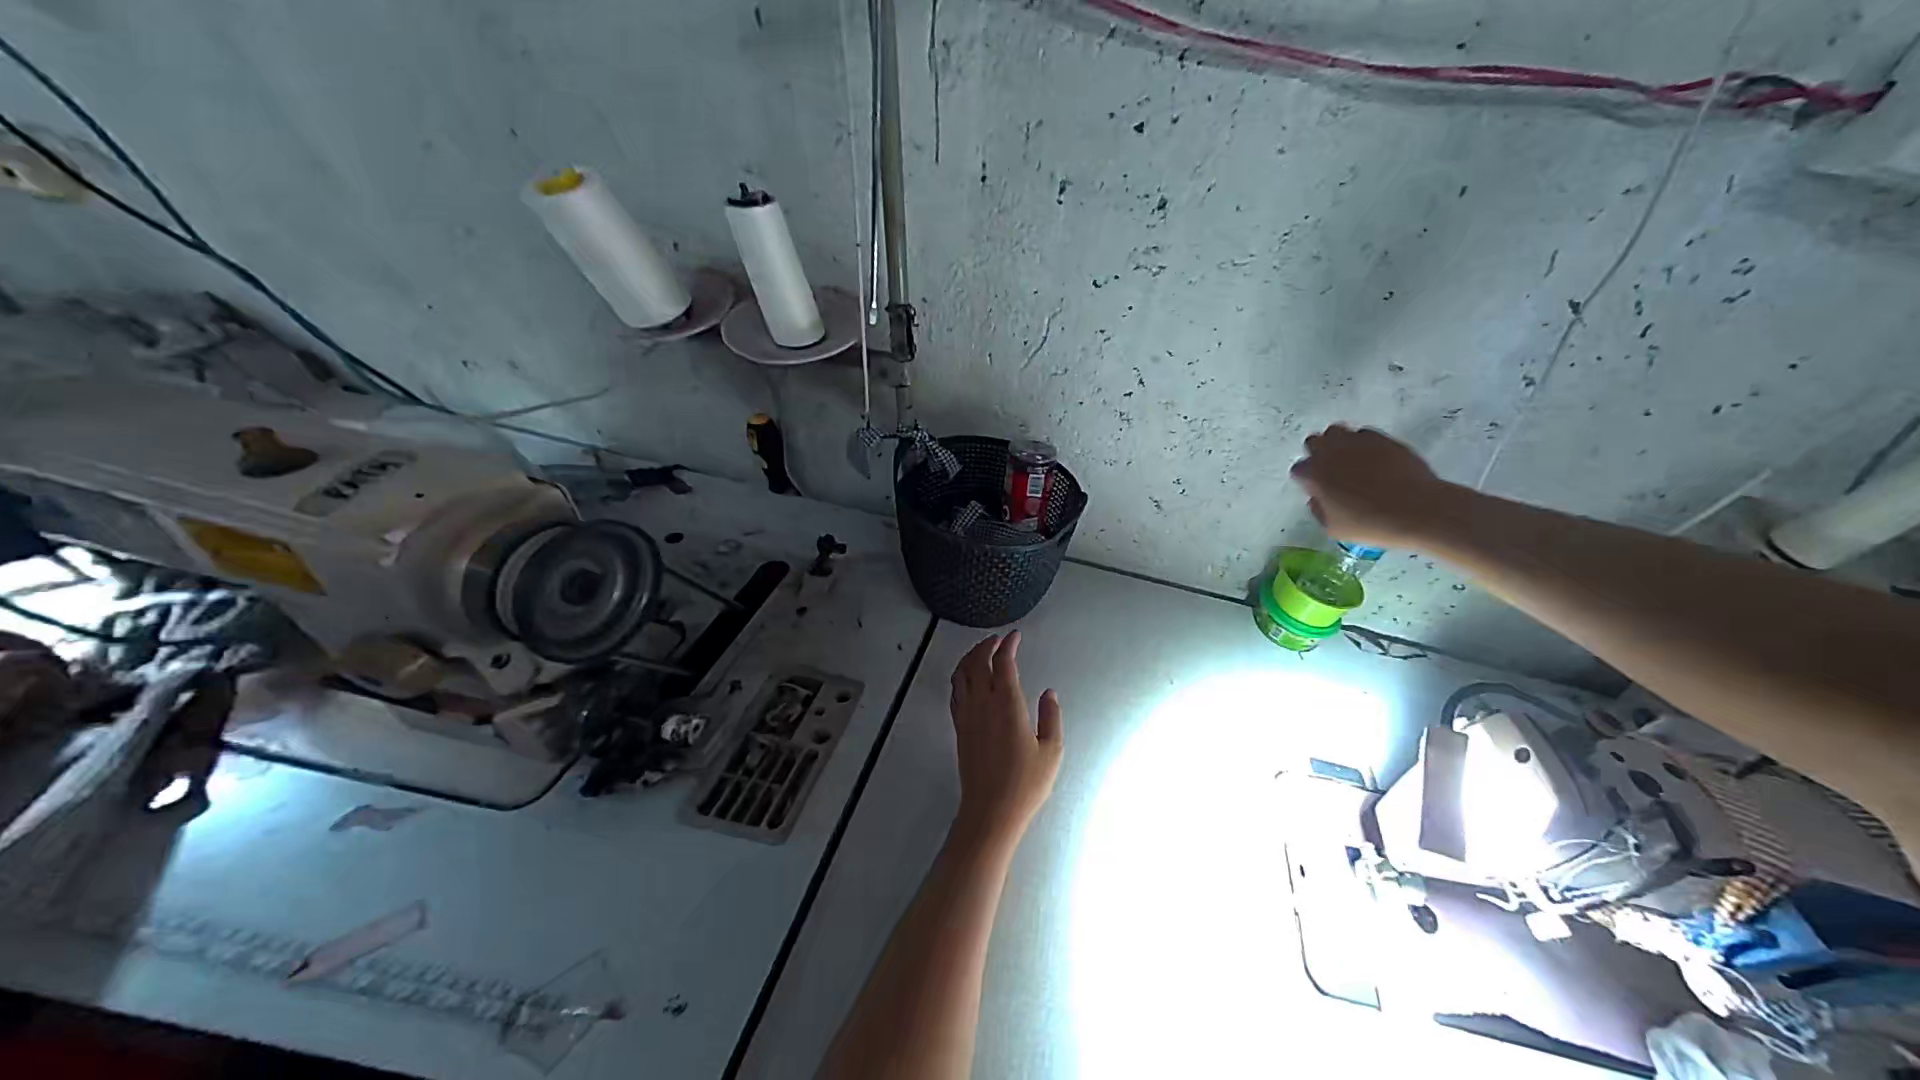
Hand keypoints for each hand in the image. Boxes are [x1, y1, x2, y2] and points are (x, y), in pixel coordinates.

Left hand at [948, 631, 1063, 844]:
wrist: (990, 810)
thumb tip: (1049, 693)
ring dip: (970, 657)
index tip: (1015, 636)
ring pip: (961, 674)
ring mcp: (967, 714)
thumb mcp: (1052, 751)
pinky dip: (960, 675)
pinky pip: (955, 691)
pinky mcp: (959, 727)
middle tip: (998, 640)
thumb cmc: (1025, 783)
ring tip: (981, 651)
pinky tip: (968, 678)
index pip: (1003, 663)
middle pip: (977, 662)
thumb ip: (1051, 717)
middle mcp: (982, 703)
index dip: (1008, 645)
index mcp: (1007, 704)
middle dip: (986, 645)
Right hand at [1290, 424, 1460, 549]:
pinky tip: (1374, 459)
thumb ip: (1319, 510)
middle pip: (1314, 442)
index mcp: (1314, 474)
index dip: (1306, 479)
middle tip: (1331, 470)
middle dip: (1318, 453)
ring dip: (1338, 443)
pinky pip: (1365, 434)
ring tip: (1350, 460)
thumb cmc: (1371, 524)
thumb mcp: (1334, 528)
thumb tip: (1318, 499)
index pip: (1299, 469)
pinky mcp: (1383, 438)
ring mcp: (1358, 442)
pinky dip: (1364, 443)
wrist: (1417, 510)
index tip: (1316, 489)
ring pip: (1337, 431)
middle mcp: (1331, 452)